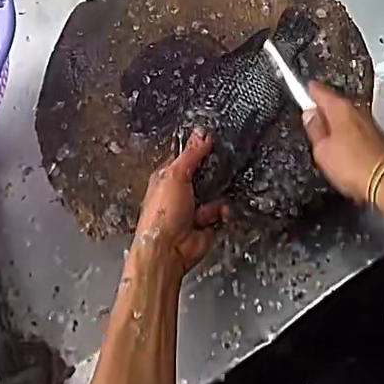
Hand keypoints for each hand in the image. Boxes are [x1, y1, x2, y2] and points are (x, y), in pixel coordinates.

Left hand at [130, 130, 227, 278]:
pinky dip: (221, 213)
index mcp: (168, 176)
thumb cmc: (161, 215)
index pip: (187, 156)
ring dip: (216, 199)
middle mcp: (181, 190)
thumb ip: (191, 155)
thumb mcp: (175, 175)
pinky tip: (215, 216)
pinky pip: (222, 210)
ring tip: (208, 205)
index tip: (213, 142)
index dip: (200, 149)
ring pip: (217, 192)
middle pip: (205, 174)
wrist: (168, 250)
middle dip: (213, 176)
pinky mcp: (207, 222)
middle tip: (219, 173)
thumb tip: (201, 134)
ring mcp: (194, 207)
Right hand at [303, 81, 383, 202]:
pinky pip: (357, 132)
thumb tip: (309, 116)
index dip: (305, 92)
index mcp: (339, 107)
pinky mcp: (378, 138)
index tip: (300, 93)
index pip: (317, 90)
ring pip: (346, 118)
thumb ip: (313, 129)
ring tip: (327, 146)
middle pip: (333, 103)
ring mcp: (369, 123)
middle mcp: (357, 110)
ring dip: (336, 126)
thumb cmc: (357, 166)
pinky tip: (344, 154)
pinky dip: (348, 138)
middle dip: (322, 112)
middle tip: (310, 126)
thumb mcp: (321, 150)